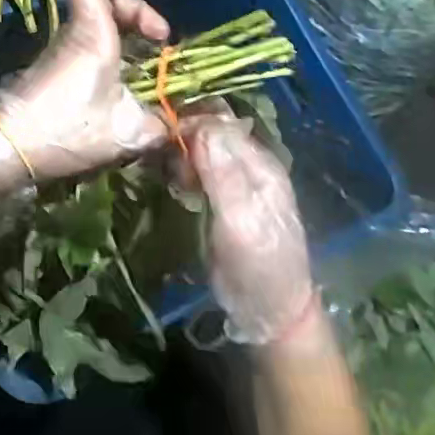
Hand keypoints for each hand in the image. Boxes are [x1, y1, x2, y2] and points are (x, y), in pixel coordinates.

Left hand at [0, 0, 171, 201]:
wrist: (8, 150)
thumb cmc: (65, 132)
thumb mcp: (126, 134)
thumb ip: (160, 125)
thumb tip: (177, 124)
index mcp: (91, 35)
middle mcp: (75, 34)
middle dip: (138, 7)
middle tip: (162, 38)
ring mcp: (63, 50)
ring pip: (97, 21)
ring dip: (127, 28)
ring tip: (153, 53)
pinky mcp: (58, 68)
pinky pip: (90, 40)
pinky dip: (114, 44)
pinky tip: (130, 72)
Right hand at [179, 108, 319, 347]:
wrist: (269, 309)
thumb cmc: (259, 265)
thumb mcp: (241, 221)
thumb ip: (223, 174)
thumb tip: (202, 126)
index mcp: (260, 164)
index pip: (221, 125)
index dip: (191, 126)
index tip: (165, 144)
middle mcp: (248, 165)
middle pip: (209, 132)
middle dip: (183, 140)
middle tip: (169, 167)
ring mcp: (234, 182)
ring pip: (200, 150)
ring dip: (180, 157)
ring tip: (172, 180)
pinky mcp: (220, 198)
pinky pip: (197, 170)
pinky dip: (182, 172)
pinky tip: (176, 188)